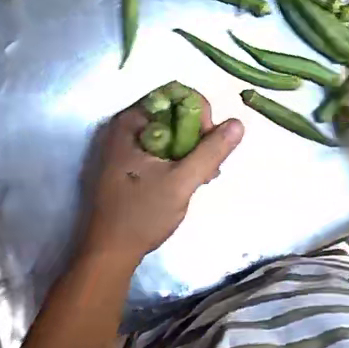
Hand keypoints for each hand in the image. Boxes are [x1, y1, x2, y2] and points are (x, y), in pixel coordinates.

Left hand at [80, 91, 243, 262]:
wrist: (110, 252)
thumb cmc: (141, 214)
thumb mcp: (182, 181)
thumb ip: (211, 151)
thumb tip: (238, 123)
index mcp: (131, 123)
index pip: (175, 95)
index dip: (199, 113)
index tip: (207, 143)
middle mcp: (126, 127)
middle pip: (176, 112)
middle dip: (200, 135)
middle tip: (208, 166)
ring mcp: (127, 145)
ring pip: (174, 132)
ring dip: (194, 149)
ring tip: (202, 177)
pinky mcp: (131, 163)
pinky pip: (165, 147)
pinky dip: (181, 159)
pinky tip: (190, 181)